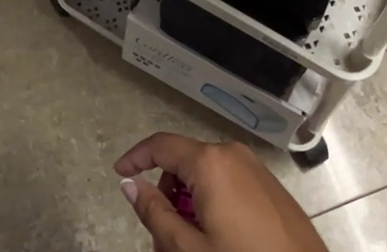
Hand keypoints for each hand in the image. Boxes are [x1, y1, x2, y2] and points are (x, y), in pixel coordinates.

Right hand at [115, 133, 325, 251]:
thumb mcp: (191, 249)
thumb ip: (156, 213)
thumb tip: (130, 183)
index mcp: (209, 162)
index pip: (161, 145)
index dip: (135, 157)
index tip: (118, 174)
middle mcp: (231, 153)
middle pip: (183, 163)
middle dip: (167, 195)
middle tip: (162, 239)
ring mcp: (253, 166)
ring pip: (205, 176)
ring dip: (189, 203)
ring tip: (190, 244)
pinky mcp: (268, 183)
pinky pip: (227, 183)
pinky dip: (211, 203)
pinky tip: (216, 239)